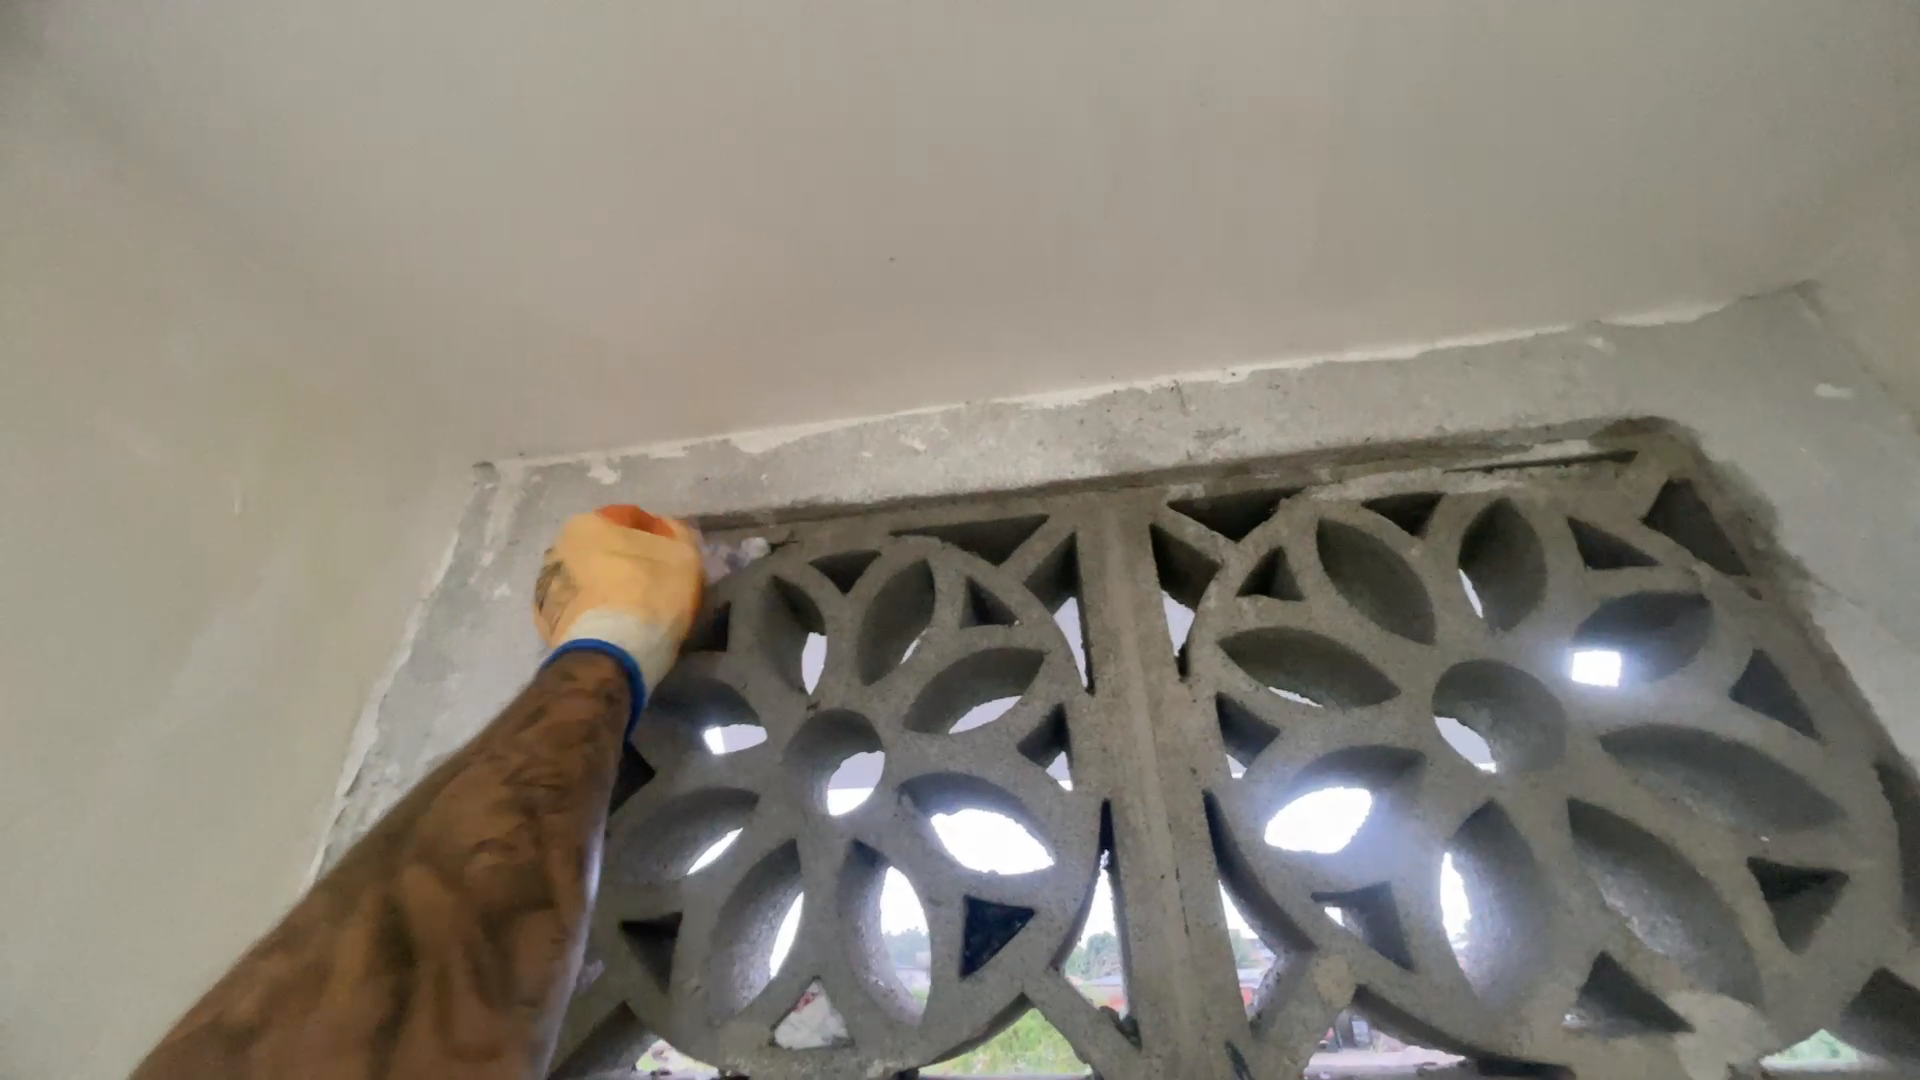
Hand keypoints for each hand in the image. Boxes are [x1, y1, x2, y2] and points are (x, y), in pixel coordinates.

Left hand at [534, 505, 704, 701]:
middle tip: (655, 580)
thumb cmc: (651, 593)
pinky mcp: (544, 620)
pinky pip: (578, 605)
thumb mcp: (685, 555)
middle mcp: (558, 547)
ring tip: (636, 608)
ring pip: (589, 576)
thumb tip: (666, 529)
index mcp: (588, 523)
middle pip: (605, 546)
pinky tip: (617, 625)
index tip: (674, 555)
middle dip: (628, 558)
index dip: (658, 534)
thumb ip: (678, 533)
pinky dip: (596, 609)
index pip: (631, 517)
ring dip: (609, 584)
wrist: (611, 654)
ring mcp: (545, 585)